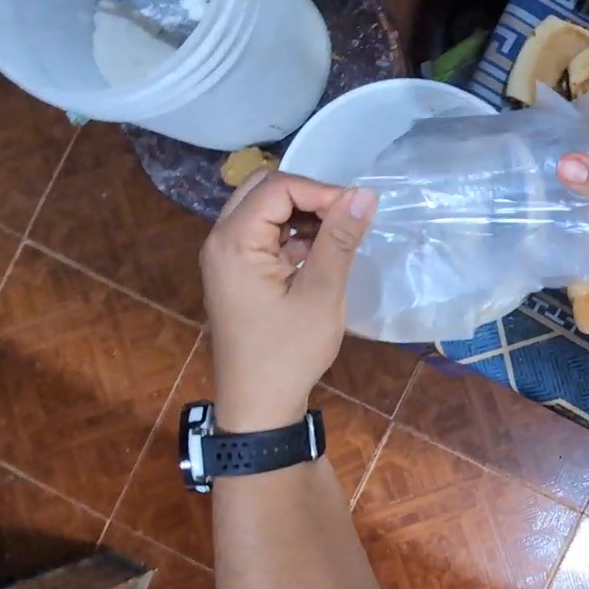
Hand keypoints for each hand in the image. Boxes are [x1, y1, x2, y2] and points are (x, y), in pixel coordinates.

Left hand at [201, 169, 376, 432]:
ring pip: (266, 210)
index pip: (278, 187)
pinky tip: (322, 254)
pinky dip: (296, 234)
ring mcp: (228, 256)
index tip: (358, 213)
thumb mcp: (322, 293)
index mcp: (234, 242)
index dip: (322, 192)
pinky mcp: (239, 272)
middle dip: (311, 197)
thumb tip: (366, 194)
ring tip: (339, 237)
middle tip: (347, 219)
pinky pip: (266, 234)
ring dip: (304, 215)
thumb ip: (340, 239)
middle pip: (265, 190)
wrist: (259, 401)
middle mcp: (222, 240)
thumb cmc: (289, 350)